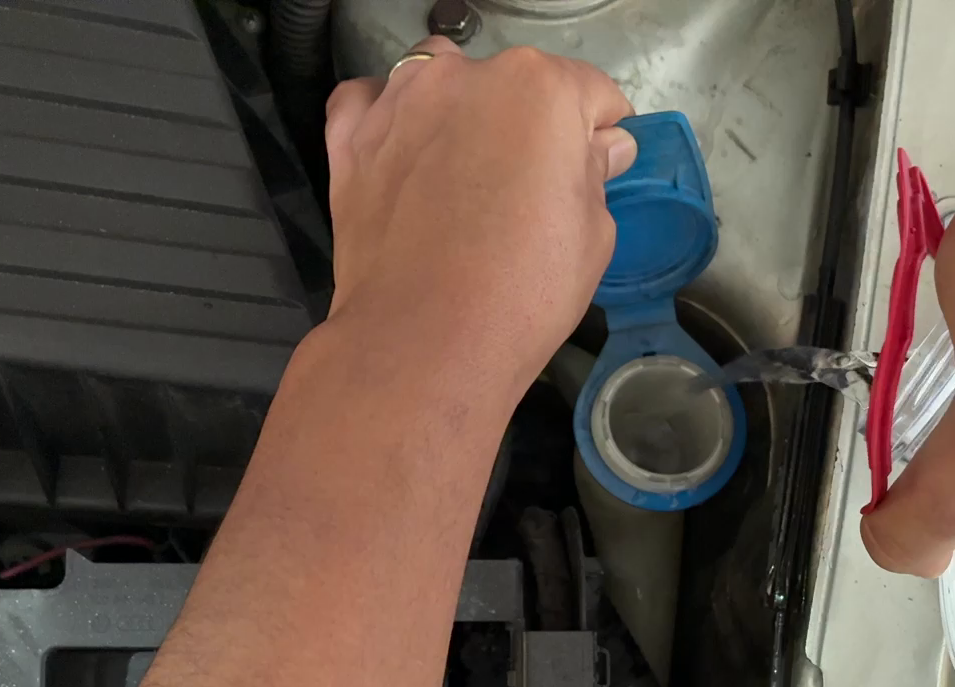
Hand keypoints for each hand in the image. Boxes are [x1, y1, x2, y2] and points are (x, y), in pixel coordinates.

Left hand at [317, 38, 635, 399]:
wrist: (427, 342)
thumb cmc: (526, 293)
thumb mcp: (593, 238)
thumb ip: (596, 176)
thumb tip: (602, 148)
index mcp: (540, 91)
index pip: (592, 95)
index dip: (602, 137)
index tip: (598, 173)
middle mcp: (467, 75)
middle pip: (517, 89)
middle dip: (532, 130)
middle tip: (531, 198)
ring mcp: (400, 100)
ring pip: (446, 86)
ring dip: (466, 118)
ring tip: (467, 182)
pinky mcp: (351, 137)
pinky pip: (379, 107)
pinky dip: (398, 127)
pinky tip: (411, 167)